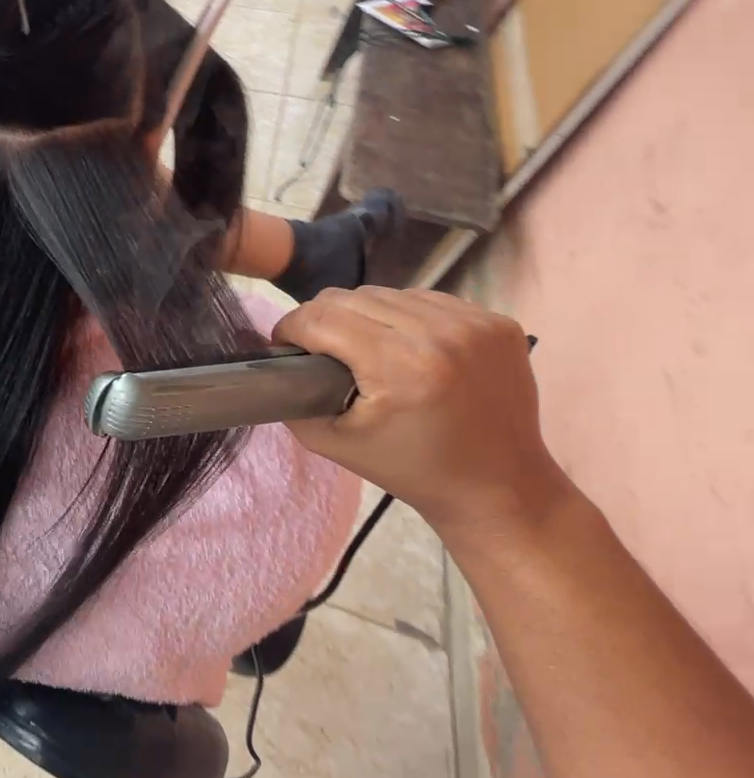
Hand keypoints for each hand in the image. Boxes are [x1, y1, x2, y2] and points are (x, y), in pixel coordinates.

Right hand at [272, 287, 570, 534]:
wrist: (500, 485)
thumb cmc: (407, 467)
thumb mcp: (328, 439)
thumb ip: (292, 393)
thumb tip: (278, 356)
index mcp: (399, 366)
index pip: (318, 317)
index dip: (289, 330)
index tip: (286, 349)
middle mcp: (441, 334)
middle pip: (347, 297)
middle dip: (321, 320)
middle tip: (322, 351)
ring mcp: (474, 324)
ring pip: (383, 292)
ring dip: (362, 315)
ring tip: (366, 347)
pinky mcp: (495, 322)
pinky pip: (423, 299)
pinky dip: (402, 316)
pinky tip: (406, 345)